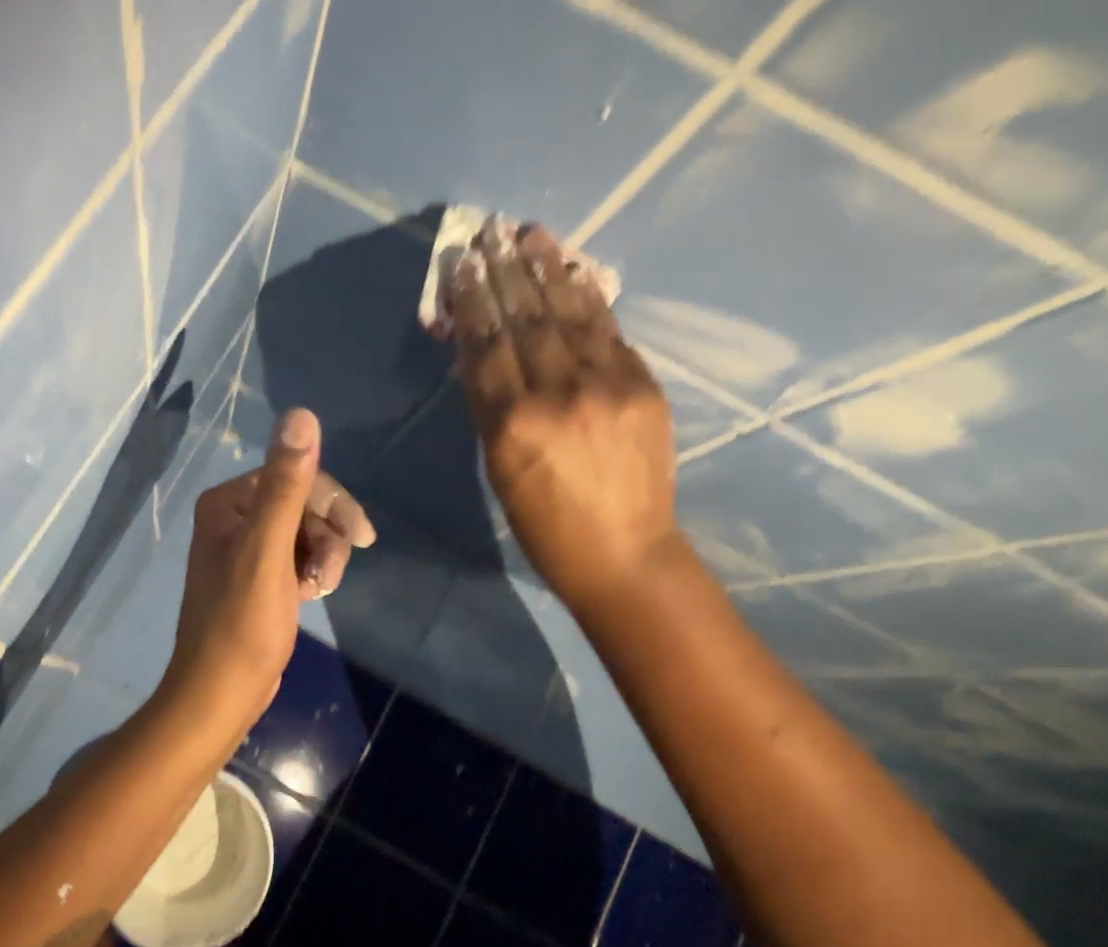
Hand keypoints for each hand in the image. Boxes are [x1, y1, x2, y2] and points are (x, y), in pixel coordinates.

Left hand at [166, 408, 375, 713]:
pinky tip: (306, 597)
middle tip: (324, 579)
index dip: (334, 507)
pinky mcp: (258, 577)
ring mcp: (245, 548)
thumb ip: (286, 485)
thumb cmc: (242, 623)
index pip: (299, 477)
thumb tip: (301, 414)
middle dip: (327, 539)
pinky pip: (299, 558)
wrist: (221, 692)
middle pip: (306, 506)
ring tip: (314, 592)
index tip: (362, 539)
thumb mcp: (268, 551)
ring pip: (308, 533)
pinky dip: (311, 574)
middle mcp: (233, 517)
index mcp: (229, 502)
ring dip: (323, 560)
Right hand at [446, 219, 680, 599]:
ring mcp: (610, 385)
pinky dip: (590, 299)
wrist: (624, 551)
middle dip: (506, 272)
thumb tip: (480, 351)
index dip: (473, 300)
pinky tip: (576, 272)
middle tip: (491, 234)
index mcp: (513, 424)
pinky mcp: (645, 385)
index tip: (462, 263)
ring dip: (550, 270)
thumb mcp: (499, 469)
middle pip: (528, 319)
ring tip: (532, 235)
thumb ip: (490, 406)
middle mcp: (560, 394)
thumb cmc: (544, 524)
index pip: (487, 345)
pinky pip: (611, 331)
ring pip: (573, 314)